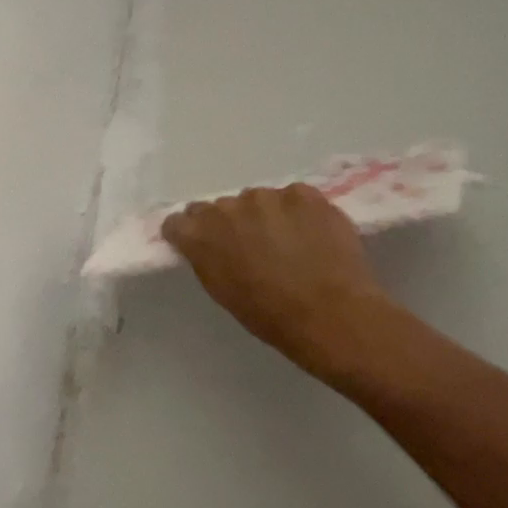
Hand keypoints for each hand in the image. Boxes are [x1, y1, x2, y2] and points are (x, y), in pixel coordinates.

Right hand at [161, 184, 392, 375]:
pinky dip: (296, 212)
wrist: (330, 312)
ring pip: (257, 201)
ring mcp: (267, 196)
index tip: (202, 247)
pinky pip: (292, 197)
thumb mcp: (221, 290)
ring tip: (286, 241)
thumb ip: (206, 258)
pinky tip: (310, 234)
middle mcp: (226, 207)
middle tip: (249, 247)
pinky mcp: (303, 193)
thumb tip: (208, 246)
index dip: (190, 234)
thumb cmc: (268, 314)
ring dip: (264, 216)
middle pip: (219, 208)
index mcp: (199, 235)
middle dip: (230, 224)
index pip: (178, 222)